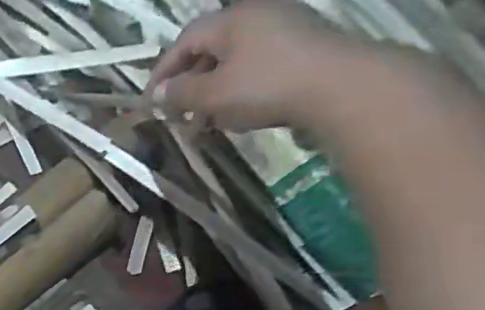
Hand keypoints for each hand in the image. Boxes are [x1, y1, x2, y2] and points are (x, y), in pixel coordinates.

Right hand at [146, 0, 374, 130]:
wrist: (334, 83)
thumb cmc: (264, 87)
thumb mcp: (214, 95)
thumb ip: (182, 94)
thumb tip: (159, 93)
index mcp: (230, 19)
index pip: (185, 40)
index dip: (163, 71)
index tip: (150, 101)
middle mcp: (255, 13)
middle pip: (209, 47)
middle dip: (188, 82)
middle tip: (176, 114)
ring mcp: (281, 25)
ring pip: (232, 58)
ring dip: (211, 89)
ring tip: (203, 121)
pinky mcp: (299, 43)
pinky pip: (254, 63)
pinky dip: (236, 86)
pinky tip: (234, 111)